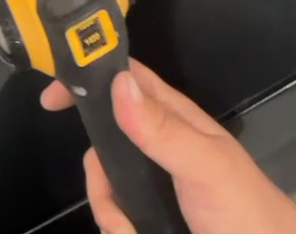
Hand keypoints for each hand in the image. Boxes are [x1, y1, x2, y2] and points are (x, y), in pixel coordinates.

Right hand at [42, 61, 295, 233]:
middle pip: (103, 140)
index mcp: (170, 115)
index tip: (51, 97)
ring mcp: (152, 183)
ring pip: (105, 184)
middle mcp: (156, 143)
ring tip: (134, 232)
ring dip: (110, 210)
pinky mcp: (148, 216)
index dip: (88, 76)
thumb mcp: (204, 163)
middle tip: (112, 201)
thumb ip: (162, 127)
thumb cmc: (243, 207)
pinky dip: (118, 228)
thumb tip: (116, 83)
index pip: (123, 78)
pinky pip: (115, 217)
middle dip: (98, 172)